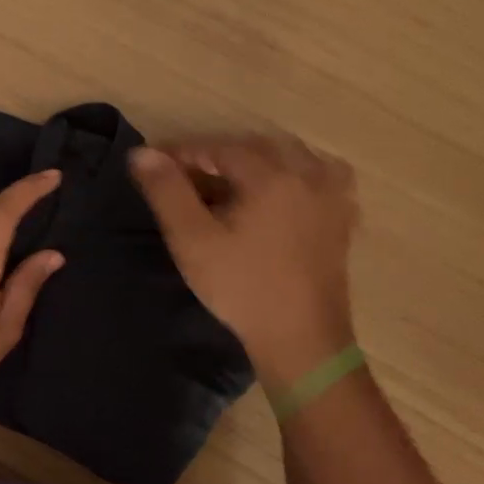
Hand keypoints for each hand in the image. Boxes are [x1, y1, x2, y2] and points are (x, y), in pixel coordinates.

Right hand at [129, 135, 358, 388]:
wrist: (299, 335)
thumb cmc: (240, 285)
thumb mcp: (191, 238)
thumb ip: (166, 192)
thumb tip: (141, 152)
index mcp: (272, 176)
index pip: (221, 149)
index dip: (184, 152)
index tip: (153, 163)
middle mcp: (309, 176)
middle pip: (259, 149)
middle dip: (219, 155)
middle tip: (185, 174)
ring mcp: (332, 198)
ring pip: (293, 159)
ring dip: (257, 162)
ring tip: (227, 182)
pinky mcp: (342, 220)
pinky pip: (319, 179)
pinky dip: (291, 176)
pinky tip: (275, 194)